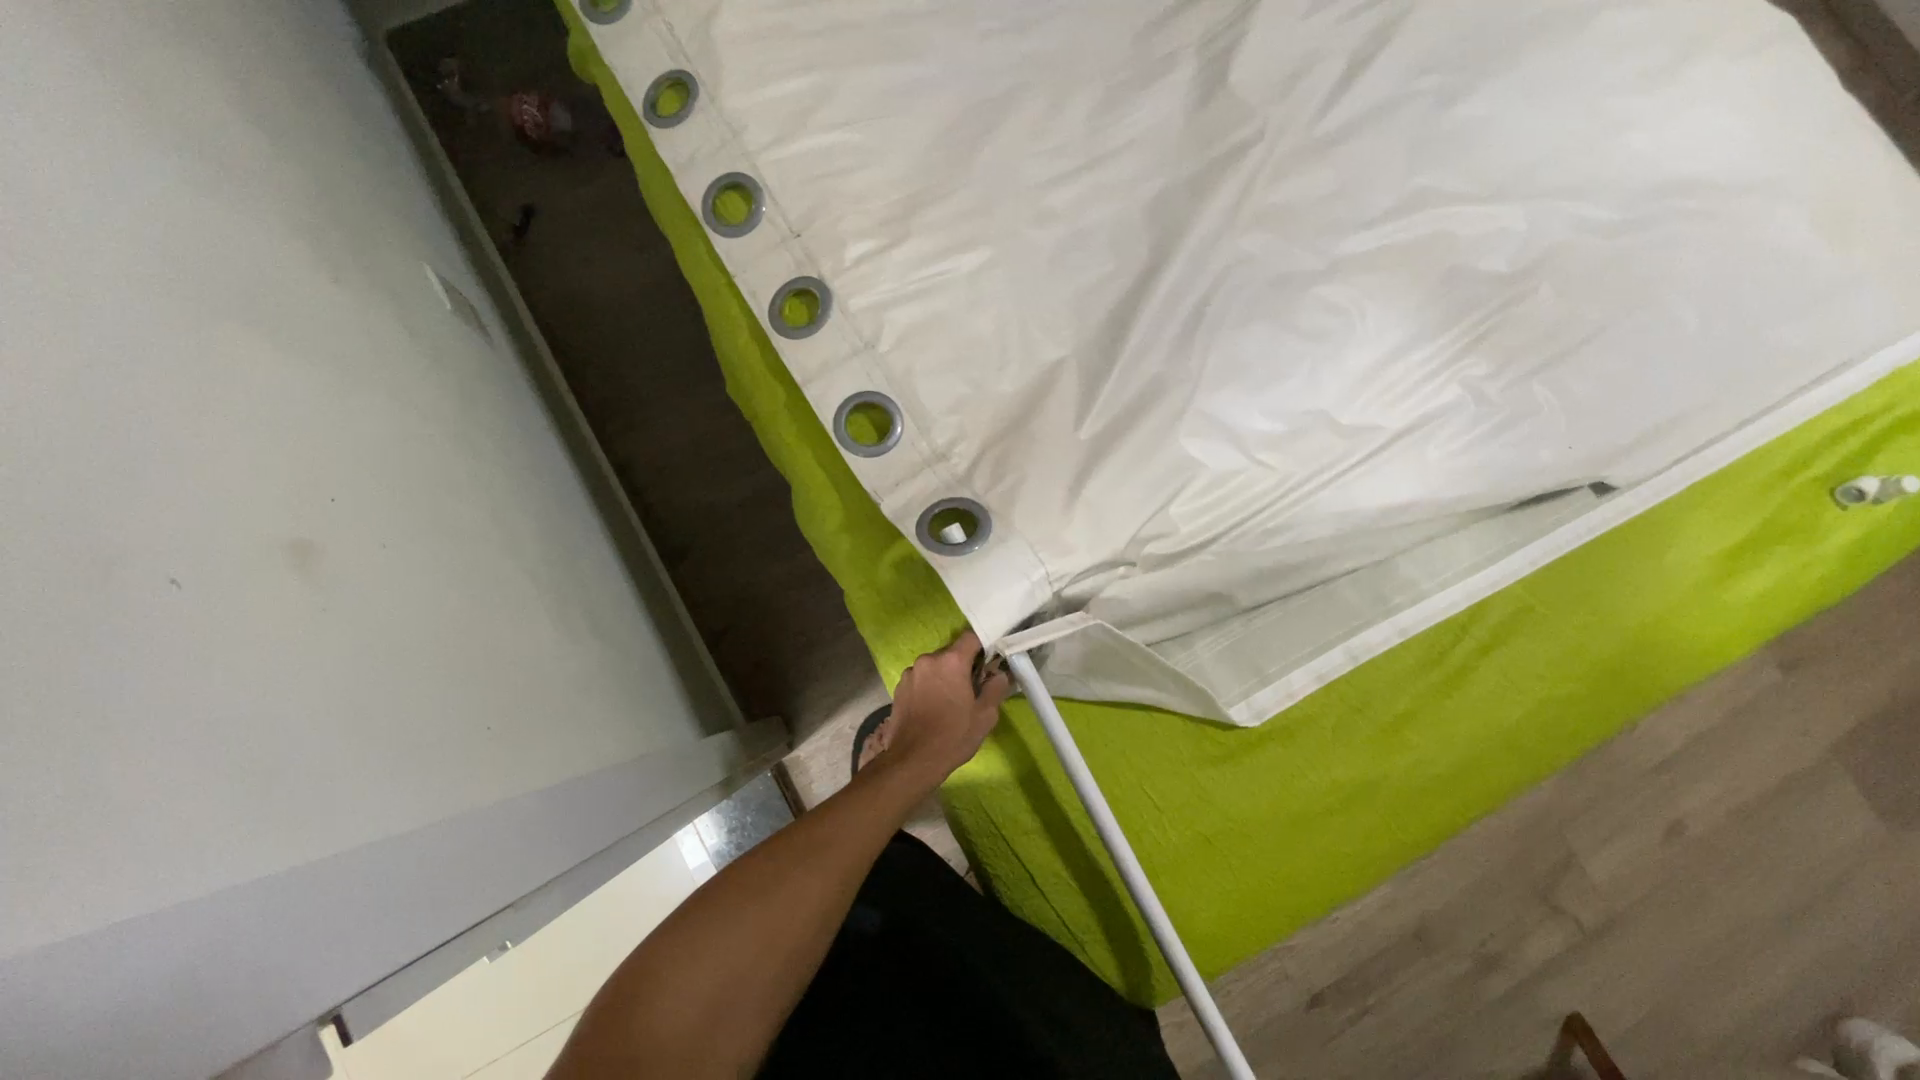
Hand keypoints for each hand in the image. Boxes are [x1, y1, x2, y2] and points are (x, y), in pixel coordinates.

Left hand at [872, 630, 1011, 789]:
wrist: (912, 759)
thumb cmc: (953, 736)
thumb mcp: (985, 715)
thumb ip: (996, 688)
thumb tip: (998, 674)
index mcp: (951, 662)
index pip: (971, 637)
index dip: (983, 647)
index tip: (989, 662)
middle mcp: (928, 660)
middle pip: (951, 653)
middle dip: (963, 666)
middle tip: (972, 688)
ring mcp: (910, 673)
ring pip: (935, 667)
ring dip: (944, 677)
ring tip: (950, 702)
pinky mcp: (899, 687)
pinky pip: (921, 679)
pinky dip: (929, 686)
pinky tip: (933, 708)